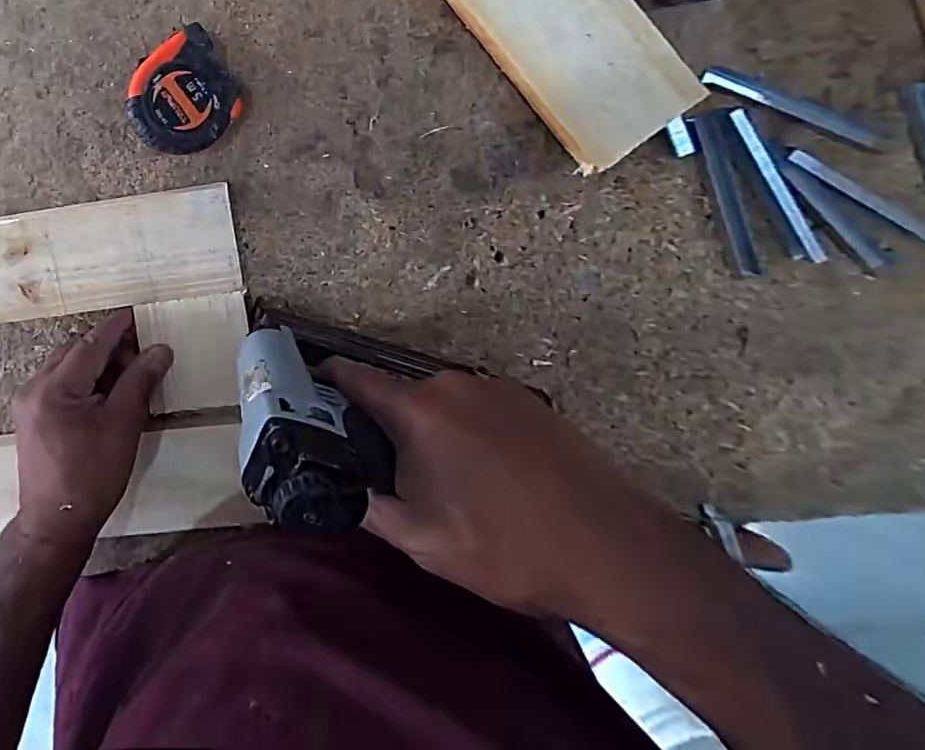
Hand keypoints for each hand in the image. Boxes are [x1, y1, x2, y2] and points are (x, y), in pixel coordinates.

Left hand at [11, 311, 173, 548]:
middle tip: (140, 355)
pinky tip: (105, 394)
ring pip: (66, 365)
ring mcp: (28, 403)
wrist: (55, 524)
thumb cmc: (92, 475)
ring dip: (96, 362)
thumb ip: (140, 380)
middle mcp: (35, 387)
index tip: (138, 315)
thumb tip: (160, 350)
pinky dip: (83, 379)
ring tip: (126, 376)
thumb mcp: (124, 423)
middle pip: (76, 349)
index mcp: (55, 387)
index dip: (117, 328)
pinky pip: (59, 382)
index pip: (91, 343)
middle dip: (109, 346)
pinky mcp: (30, 417)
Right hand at [322, 359, 701, 618]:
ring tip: (452, 482)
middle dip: (389, 427)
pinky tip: (490, 474)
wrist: (612, 548)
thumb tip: (345, 491)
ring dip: (432, 431)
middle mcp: (454, 386)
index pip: (355, 377)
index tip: (312, 383)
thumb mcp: (425, 541)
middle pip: (401, 396)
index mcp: (420, 411)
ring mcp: (496, 389)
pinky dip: (468, 430)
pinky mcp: (528, 400)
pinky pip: (478, 408)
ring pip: (441, 403)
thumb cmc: (512, 547)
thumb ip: (371, 508)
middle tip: (396, 472)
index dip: (327, 378)